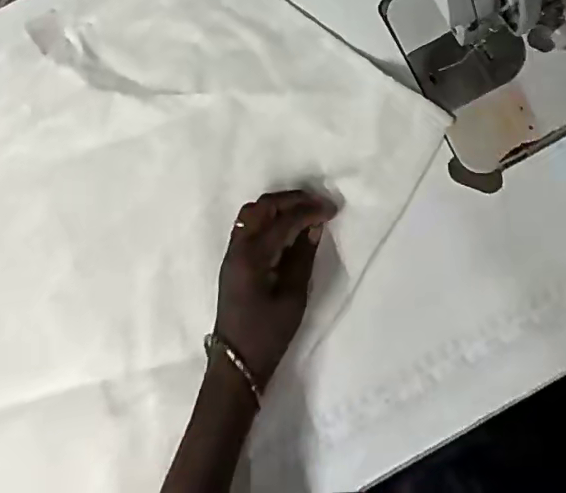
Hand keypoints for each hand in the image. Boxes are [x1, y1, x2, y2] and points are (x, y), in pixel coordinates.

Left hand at [214, 190, 336, 386]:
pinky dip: (270, 217)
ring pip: (254, 212)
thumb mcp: (294, 296)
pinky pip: (250, 225)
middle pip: (264, 207)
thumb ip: (303, 256)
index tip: (333, 209)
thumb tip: (314, 226)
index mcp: (253, 256)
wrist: (236, 365)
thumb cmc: (268, 334)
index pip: (285, 220)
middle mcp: (238, 248)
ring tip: (305, 210)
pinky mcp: (234, 260)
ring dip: (280, 205)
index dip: (310, 210)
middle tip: (319, 204)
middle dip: (293, 200)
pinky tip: (288, 226)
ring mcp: (232, 253)